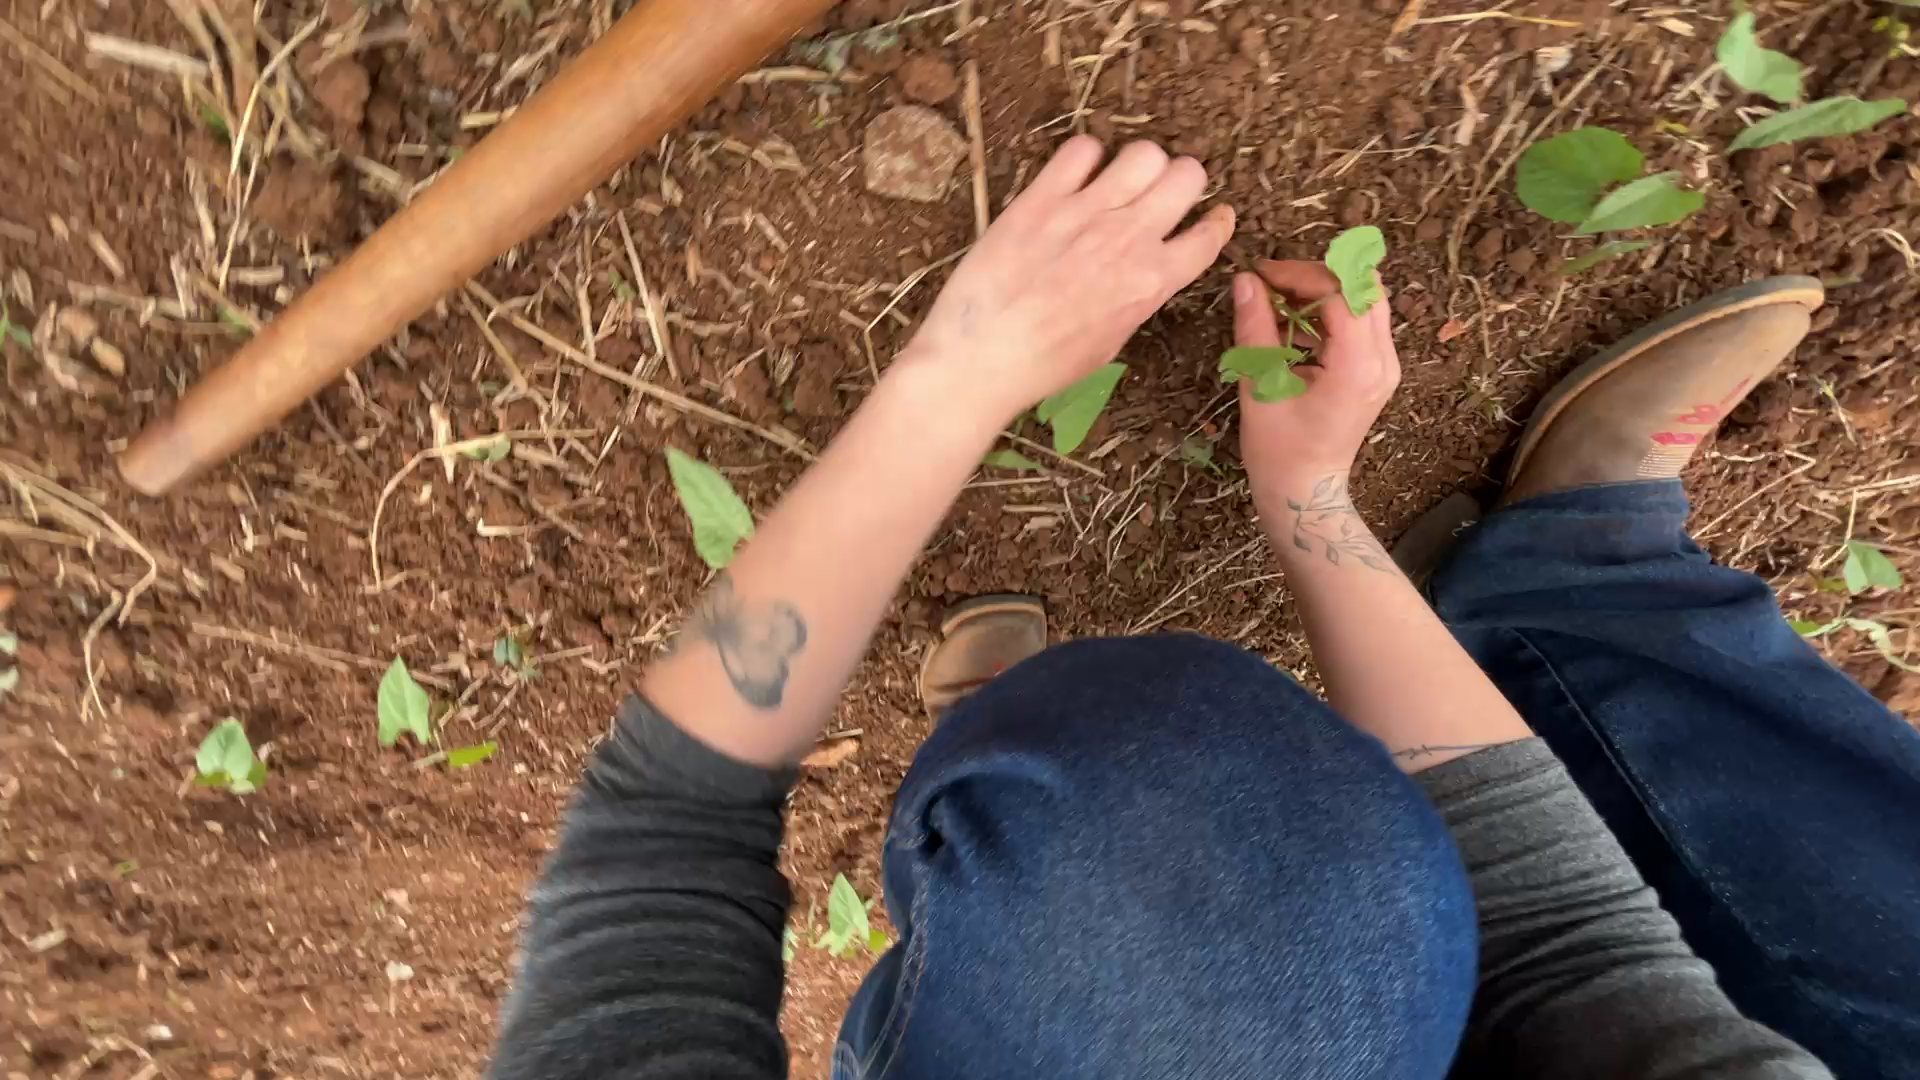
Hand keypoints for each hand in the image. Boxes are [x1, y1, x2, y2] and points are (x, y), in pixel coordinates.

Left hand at [902, 137, 1234, 423]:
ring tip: (1117, 184)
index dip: (1215, 224)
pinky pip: (1082, 150)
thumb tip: (1143, 278)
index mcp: (1151, 282)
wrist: (983, 357)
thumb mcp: (1107, 345)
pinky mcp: (1042, 197)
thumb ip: (1135, 300)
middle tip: (1159, 195)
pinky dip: (1085, 159)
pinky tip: (1073, 180)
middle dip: (1180, 182)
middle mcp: (1129, 238)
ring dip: (1138, 166)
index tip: (1211, 218)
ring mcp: (1086, 211)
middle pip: (1187, 176)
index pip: (1208, 236)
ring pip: (1143, 154)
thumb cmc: (1044, 366)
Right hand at [1232, 260, 1399, 521]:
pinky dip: (1327, 315)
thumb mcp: (1259, 388)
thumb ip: (1254, 330)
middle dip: (1315, 277)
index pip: (1341, 292)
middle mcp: (1383, 359)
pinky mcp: (1376, 370)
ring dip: (1321, 293)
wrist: (1304, 491)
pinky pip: (1359, 324)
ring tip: (1278, 304)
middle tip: (1271, 284)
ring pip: (1364, 301)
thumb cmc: (1277, 451)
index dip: (1300, 275)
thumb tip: (1245, 281)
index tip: (1261, 276)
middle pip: (1362, 287)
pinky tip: (1292, 328)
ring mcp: (1385, 365)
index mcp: (1357, 366)